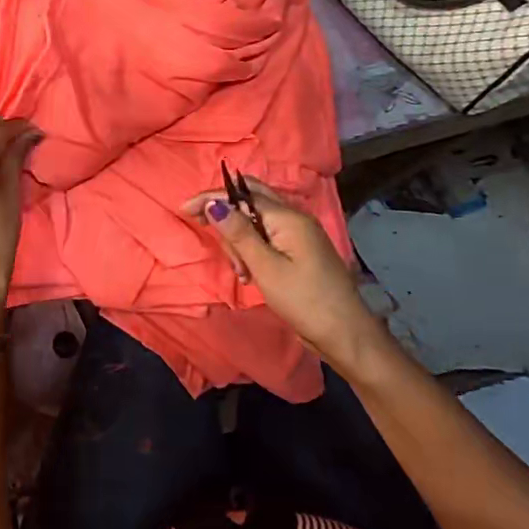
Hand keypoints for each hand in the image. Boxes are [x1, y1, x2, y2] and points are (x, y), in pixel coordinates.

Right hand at [181, 175, 381, 365]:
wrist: (345, 334)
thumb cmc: (303, 300)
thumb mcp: (265, 268)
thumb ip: (239, 234)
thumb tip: (214, 203)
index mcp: (288, 218)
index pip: (242, 194)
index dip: (212, 198)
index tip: (184, 210)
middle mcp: (295, 218)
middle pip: (250, 201)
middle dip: (226, 217)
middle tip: (207, 237)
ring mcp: (300, 234)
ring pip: (257, 221)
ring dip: (239, 240)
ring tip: (240, 272)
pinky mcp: (300, 250)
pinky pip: (267, 238)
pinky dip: (252, 251)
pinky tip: (249, 274)